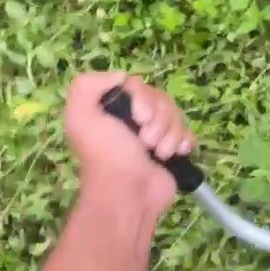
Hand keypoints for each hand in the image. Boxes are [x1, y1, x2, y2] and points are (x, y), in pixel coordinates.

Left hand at [62, 71, 192, 217]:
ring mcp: (155, 133)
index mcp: (111, 107)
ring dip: (170, 135)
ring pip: (176, 116)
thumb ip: (88, 85)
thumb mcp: (81, 116)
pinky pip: (187, 133)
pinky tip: (175, 154)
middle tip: (146, 142)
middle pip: (162, 99)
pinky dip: (183, 143)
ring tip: (158, 154)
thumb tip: (122, 77)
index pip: (139, 86)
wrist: (130, 193)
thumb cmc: (107, 155)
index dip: (144, 100)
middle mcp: (132, 118)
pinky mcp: (173, 148)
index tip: (138, 119)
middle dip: (158, 121)